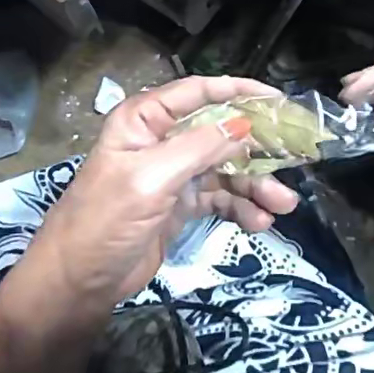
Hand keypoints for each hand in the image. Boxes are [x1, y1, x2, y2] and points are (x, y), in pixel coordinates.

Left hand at [30, 76, 302, 307]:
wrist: (79, 281)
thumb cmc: (106, 219)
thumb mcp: (151, 178)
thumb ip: (199, 148)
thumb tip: (244, 125)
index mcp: (144, 120)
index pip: (197, 92)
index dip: (237, 91)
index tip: (277, 99)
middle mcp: (160, 140)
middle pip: (218, 132)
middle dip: (256, 148)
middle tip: (294, 160)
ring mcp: (171, 174)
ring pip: (223, 169)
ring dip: (254, 185)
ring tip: (282, 206)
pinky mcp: (178, 205)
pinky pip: (218, 198)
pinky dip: (240, 208)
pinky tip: (259, 224)